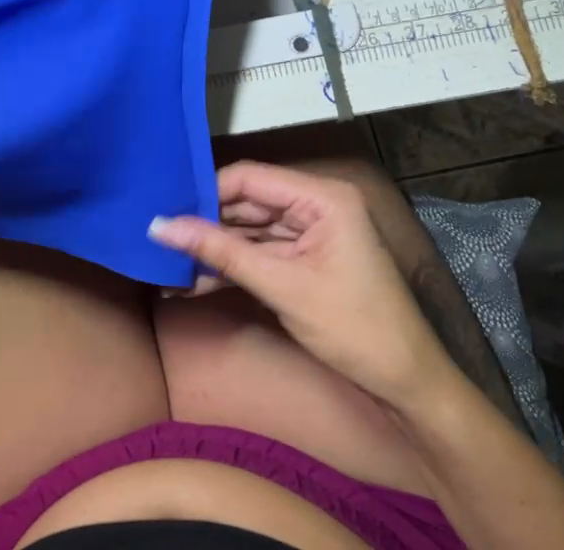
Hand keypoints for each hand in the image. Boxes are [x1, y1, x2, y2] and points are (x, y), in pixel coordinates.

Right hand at [149, 161, 458, 409]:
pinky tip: (190, 283)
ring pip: (244, 229)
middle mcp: (314, 205)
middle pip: (243, 202)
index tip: (162, 212)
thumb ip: (218, 251)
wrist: (407, 384)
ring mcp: (308, 233)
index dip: (205, 193)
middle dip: (202, 224)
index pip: (248, 178)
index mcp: (321, 197)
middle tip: (156, 239)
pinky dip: (227, 268)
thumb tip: (158, 227)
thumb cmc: (354, 327)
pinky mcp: (301, 259)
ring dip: (209, 250)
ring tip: (165, 264)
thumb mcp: (281, 286)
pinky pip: (254, 253)